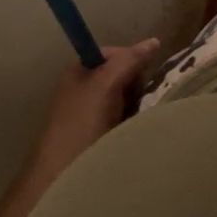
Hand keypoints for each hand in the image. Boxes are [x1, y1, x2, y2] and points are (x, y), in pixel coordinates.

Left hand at [25, 40, 159, 180]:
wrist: (62, 175)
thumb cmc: (81, 123)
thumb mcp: (105, 84)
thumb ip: (129, 60)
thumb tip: (154, 41)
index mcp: (79, 71)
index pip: (115, 54)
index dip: (131, 61)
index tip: (141, 77)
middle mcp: (84, 89)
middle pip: (123, 77)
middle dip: (135, 88)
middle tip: (136, 103)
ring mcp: (90, 115)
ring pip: (126, 101)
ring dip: (135, 109)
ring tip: (135, 122)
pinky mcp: (97, 138)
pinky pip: (124, 122)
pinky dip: (131, 126)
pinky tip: (132, 135)